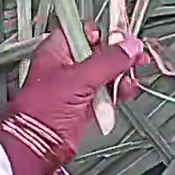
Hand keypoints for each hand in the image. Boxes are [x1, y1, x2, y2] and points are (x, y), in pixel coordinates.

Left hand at [0, 25, 148, 174]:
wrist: (39, 143)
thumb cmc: (43, 110)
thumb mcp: (79, 78)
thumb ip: (108, 61)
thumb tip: (129, 46)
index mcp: (55, 52)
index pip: (81, 31)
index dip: (102, 33)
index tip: (121, 37)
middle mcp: (64, 67)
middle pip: (97, 52)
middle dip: (118, 55)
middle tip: (135, 56)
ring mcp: (75, 86)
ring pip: (104, 73)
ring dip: (121, 74)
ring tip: (132, 75)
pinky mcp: (84, 104)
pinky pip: (105, 92)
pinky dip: (118, 91)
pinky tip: (127, 90)